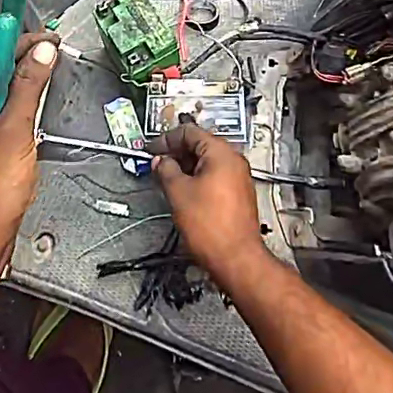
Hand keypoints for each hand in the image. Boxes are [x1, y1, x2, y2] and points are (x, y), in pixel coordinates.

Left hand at [0, 33, 58, 278]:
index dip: (20, 44)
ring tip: (43, 100)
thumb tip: (41, 53)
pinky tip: (28, 130)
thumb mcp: (14, 133)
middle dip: (21, 71)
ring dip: (18, 98)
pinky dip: (10, 120)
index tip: (49, 41)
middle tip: (54, 66)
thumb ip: (29, 87)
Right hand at [150, 123, 271, 283]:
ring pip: (207, 162)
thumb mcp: (178, 192)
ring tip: (168, 180)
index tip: (152, 149)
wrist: (237, 261)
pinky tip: (185, 192)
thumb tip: (160, 161)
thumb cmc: (210, 226)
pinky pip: (215, 176)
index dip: (166, 139)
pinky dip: (198, 179)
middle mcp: (234, 160)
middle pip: (200, 144)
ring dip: (186, 167)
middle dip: (176, 153)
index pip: (189, 132)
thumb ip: (165, 170)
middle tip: (158, 164)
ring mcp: (239, 178)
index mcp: (221, 153)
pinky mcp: (239, 195)